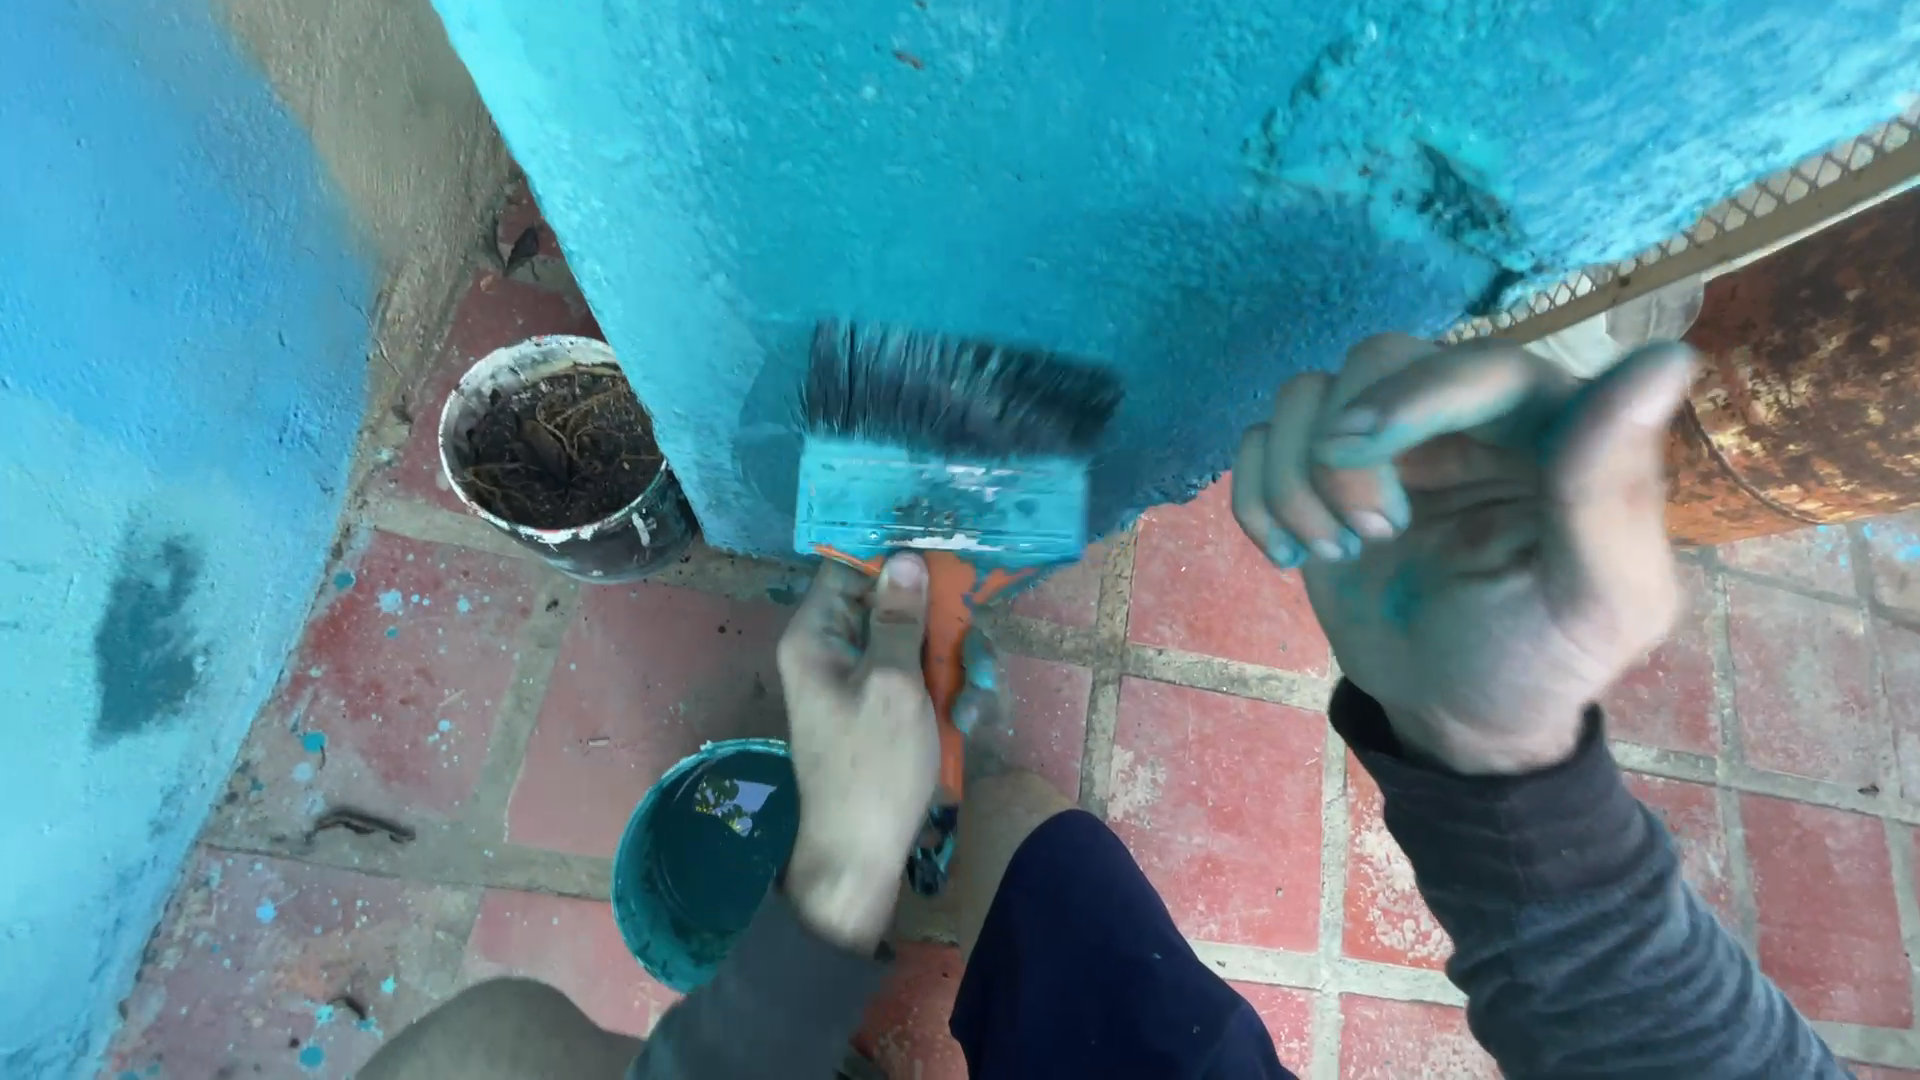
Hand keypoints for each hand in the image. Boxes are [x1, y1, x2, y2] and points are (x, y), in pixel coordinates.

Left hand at [775, 553, 939, 948]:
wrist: (861, 855)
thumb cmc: (874, 767)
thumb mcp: (894, 685)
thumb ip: (901, 618)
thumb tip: (905, 556)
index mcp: (818, 635)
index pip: (851, 566)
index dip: (895, 555)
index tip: (945, 554)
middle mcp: (835, 647)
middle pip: (894, 601)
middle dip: (940, 624)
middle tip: (969, 654)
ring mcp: (862, 676)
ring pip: (918, 638)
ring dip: (953, 664)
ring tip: (970, 706)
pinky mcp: (884, 701)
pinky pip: (920, 673)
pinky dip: (946, 691)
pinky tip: (963, 722)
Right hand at [1231, 335, 1696, 773]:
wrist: (1450, 710)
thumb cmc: (1535, 659)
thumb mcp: (1596, 597)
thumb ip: (1611, 488)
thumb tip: (1661, 359)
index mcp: (1542, 429)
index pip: (1473, 364)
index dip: (1410, 394)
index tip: (1350, 446)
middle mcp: (1454, 420)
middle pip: (1371, 362)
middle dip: (1345, 452)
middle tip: (1368, 535)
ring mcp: (1376, 450)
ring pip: (1301, 398)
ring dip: (1293, 479)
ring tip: (1328, 551)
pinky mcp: (1312, 481)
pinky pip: (1258, 445)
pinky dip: (1253, 496)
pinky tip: (1284, 552)